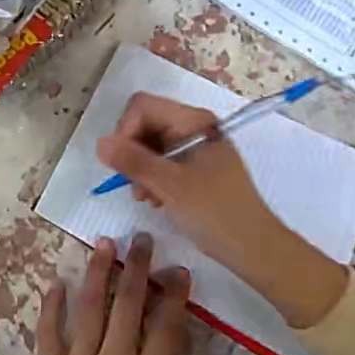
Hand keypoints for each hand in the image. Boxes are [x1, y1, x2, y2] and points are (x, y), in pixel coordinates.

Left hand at [0, 236, 208, 354]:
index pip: (166, 328)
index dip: (174, 296)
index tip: (180, 269)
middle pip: (127, 308)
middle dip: (136, 270)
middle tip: (141, 238)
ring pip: (88, 311)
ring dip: (96, 274)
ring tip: (103, 244)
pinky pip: (48, 337)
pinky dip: (50, 308)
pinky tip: (54, 283)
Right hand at [95, 92, 349, 327]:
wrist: (255, 248)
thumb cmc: (215, 212)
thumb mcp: (169, 186)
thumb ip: (133, 161)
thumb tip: (100, 143)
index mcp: (193, 121)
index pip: (142, 107)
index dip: (125, 131)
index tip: (121, 164)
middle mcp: (194, 127)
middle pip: (145, 124)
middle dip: (132, 152)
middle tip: (133, 184)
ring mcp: (195, 147)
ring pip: (150, 144)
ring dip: (140, 169)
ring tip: (145, 197)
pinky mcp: (196, 167)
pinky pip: (162, 161)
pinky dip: (153, 178)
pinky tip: (156, 200)